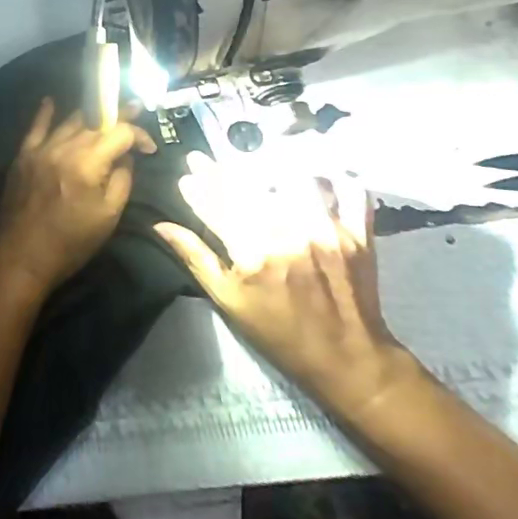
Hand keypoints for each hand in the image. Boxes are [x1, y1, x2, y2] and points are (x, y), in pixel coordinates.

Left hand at [0, 98, 157, 293]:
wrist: (21, 258)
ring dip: (89, 116)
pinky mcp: (22, 157)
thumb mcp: (108, 216)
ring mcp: (40, 150)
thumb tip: (126, 156)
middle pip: (95, 121)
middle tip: (134, 109)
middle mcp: (63, 148)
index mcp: (88, 162)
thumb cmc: (71, 243)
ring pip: (69, 122)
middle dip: (117, 116)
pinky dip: (44, 113)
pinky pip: (35, 129)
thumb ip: (122, 180)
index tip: (150, 148)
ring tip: (105, 108)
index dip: (139, 134)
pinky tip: (50, 100)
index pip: (120, 132)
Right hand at [154, 155, 419, 416]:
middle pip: (249, 185)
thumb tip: (161, 226)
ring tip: (256, 166)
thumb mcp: (228, 300)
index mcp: (253, 254)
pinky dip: (331, 178)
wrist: (347, 358)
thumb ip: (196, 258)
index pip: (216, 205)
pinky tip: (313, 175)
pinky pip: (347, 190)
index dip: (198, 186)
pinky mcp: (356, 232)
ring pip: (292, 177)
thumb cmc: (278, 331)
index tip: (187, 172)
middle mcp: (288, 234)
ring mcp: (325, 230)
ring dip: (270, 167)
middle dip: (222, 170)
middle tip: (207, 161)